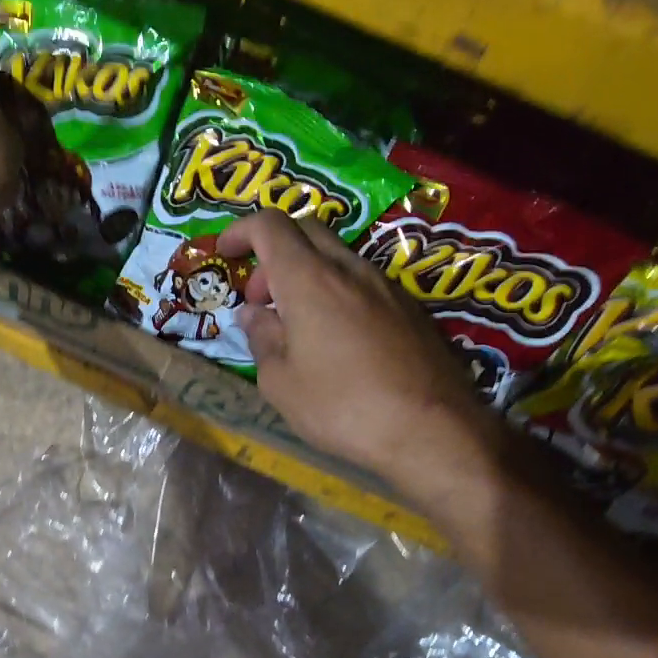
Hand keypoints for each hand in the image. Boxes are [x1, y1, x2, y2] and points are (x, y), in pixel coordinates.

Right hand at [228, 211, 505, 503]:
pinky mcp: (411, 308)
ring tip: (294, 325)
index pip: (270, 225)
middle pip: (306, 230)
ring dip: (305, 276)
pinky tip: (334, 340)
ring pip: (336, 257)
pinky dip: (335, 294)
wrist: (432, 431)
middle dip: (272, 253)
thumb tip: (254, 315)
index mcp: (310, 281)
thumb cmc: (341, 408)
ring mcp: (386, 286)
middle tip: (259, 297)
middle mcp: (349, 270)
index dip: (241, 231)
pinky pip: (361, 283)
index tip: (225, 255)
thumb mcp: (281, 382)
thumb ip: (262, 339)